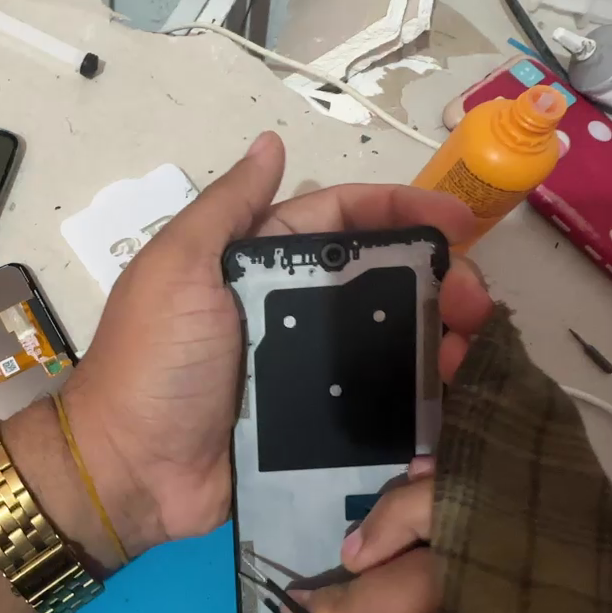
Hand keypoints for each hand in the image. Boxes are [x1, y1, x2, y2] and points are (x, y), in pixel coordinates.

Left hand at [57, 131, 492, 555]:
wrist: (132, 469)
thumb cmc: (155, 361)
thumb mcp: (177, 269)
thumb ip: (226, 208)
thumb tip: (268, 143)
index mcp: (252, 262)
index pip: (337, 219)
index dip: (396, 210)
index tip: (458, 220)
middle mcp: (283, 307)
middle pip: (372, 277)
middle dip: (431, 275)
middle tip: (479, 297)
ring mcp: (301, 366)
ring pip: (381, 335)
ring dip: (432, 329)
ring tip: (472, 340)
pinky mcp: (312, 419)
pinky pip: (373, 396)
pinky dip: (414, 388)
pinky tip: (450, 385)